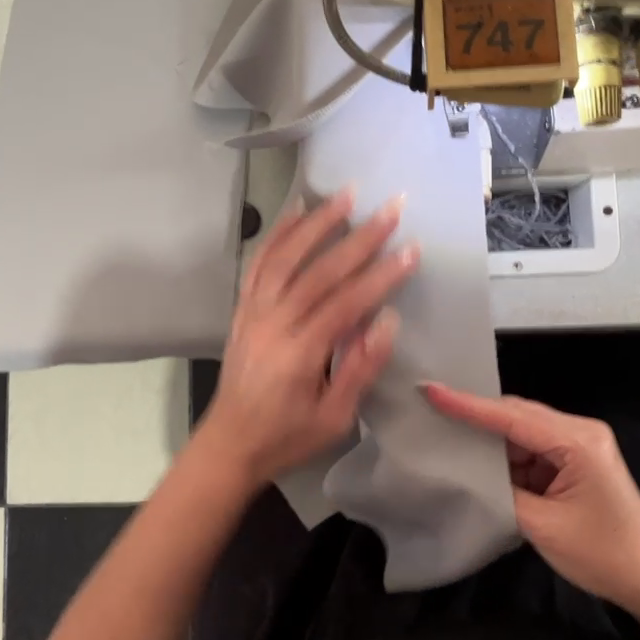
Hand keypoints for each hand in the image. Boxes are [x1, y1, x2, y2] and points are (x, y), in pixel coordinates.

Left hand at [198, 189, 419, 485]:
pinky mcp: (243, 309)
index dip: (381, 275)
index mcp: (299, 353)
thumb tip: (387, 322)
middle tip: (390, 208)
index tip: (410, 250)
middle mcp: (273, 323)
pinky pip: (259, 264)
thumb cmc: (286, 436)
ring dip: (317, 223)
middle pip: (319, 271)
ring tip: (346, 195)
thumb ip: (360, 369)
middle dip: (359, 238)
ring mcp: (254, 312)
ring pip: (286, 257)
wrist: (229, 444)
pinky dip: (278, 235)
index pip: (346, 303)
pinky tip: (296, 212)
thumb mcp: (333, 418)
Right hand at [423, 383, 639, 610]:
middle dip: (475, 414)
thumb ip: (501, 491)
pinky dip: (505, 456)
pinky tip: (476, 459)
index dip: (468, 405)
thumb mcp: (543, 526)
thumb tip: (467, 470)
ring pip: (521, 431)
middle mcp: (581, 432)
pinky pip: (532, 449)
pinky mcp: (575, 462)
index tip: (432, 390)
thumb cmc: (602, 555)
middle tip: (430, 406)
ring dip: (489, 438)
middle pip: (517, 415)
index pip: (512, 417)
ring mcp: (580, 446)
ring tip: (444, 431)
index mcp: (579, 442)